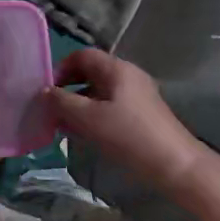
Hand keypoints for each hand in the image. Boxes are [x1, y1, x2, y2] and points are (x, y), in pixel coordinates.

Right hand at [45, 49, 205, 186]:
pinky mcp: (140, 114)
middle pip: (90, 73)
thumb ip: (62, 102)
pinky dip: (92, 116)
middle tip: (50, 110)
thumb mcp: (88, 118)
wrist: (174, 165)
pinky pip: (109, 107)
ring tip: (61, 126)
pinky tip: (82, 134)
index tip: (46, 91)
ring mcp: (136, 95)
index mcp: (116, 69)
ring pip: (98, 92)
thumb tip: (45, 92)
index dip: (60, 69)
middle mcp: (127, 76)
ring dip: (78, 105)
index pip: (82, 56)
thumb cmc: (128, 135)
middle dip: (67, 89)